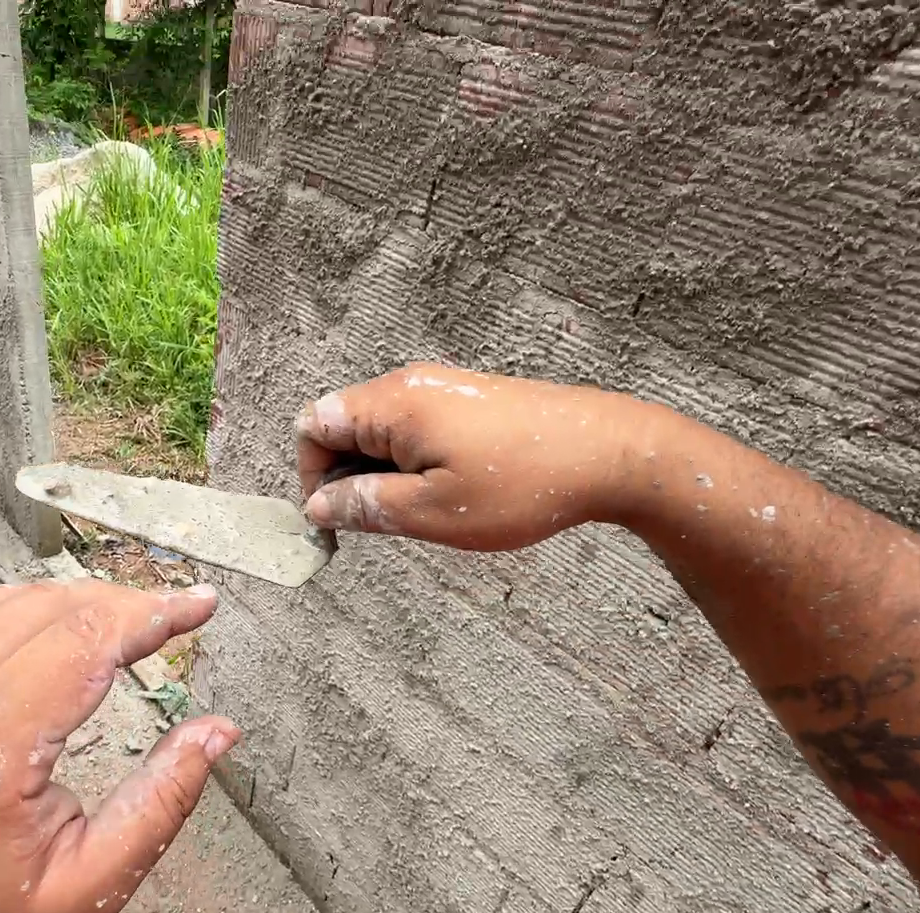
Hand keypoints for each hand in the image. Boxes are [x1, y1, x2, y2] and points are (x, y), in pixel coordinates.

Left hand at [0, 581, 237, 912]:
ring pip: (12, 601)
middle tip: (176, 617)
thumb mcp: (88, 889)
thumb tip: (218, 731)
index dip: (155, 612)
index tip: (201, 604)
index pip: (87, 637)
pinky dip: (31, 611)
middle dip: (128, 602)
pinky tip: (62, 632)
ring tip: (131, 622)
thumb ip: (163, 801)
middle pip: (55, 606)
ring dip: (81, 601)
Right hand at [295, 363, 644, 549]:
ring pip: (378, 432)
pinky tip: (445, 492)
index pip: (312, 425)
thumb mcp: (430, 512)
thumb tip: (316, 507)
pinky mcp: (465, 400)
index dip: (311, 474)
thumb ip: (363, 506)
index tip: (336, 518)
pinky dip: (409, 463)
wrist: (608, 453)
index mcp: (391, 404)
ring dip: (380, 474)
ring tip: (420, 511)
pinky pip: (412, 429)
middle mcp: (409, 384)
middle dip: (345, 477)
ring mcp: (439, 389)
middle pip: (343, 426)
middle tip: (381, 522)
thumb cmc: (519, 485)